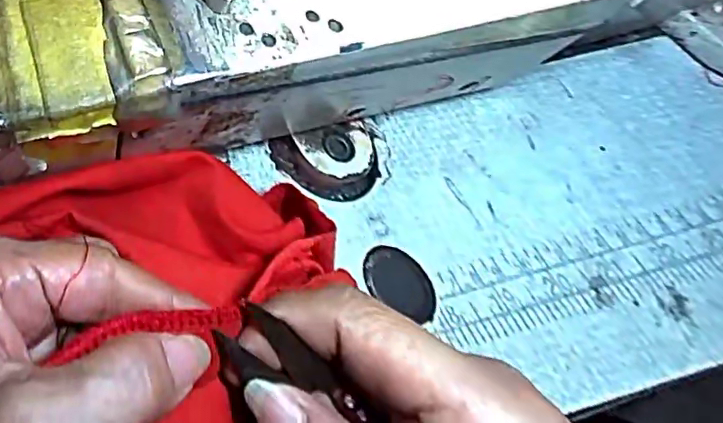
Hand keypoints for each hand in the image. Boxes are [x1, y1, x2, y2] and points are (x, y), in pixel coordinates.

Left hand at [0, 230, 213, 422]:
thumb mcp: (36, 414)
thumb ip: (118, 379)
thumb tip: (189, 347)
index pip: (97, 266)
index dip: (158, 298)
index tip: (214, 330)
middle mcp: (2, 275)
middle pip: (98, 290)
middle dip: (144, 328)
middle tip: (195, 371)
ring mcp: (8, 312)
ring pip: (95, 322)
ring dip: (130, 355)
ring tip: (160, 389)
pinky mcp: (13, 352)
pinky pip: (79, 352)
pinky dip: (109, 375)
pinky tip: (124, 399)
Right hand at [235, 285, 566, 422]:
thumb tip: (261, 385)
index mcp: (475, 390)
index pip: (342, 310)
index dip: (277, 325)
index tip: (237, 364)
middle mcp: (480, 379)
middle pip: (350, 336)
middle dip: (294, 367)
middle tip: (256, 406)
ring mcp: (485, 402)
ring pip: (367, 367)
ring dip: (321, 397)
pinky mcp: (482, 422)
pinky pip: (398, 396)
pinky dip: (356, 415)